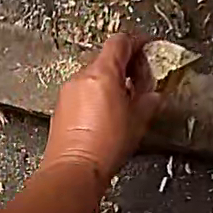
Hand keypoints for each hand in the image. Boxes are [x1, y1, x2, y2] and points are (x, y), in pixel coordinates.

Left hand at [43, 33, 160, 178]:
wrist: (73, 170)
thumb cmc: (104, 147)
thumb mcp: (138, 121)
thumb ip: (148, 100)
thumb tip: (152, 96)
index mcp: (102, 73)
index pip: (120, 42)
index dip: (137, 43)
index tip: (147, 51)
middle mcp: (81, 78)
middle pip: (105, 59)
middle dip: (125, 67)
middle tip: (139, 84)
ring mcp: (67, 93)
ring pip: (92, 78)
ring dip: (108, 84)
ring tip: (123, 104)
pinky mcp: (60, 109)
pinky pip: (80, 94)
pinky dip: (93, 98)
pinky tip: (103, 117)